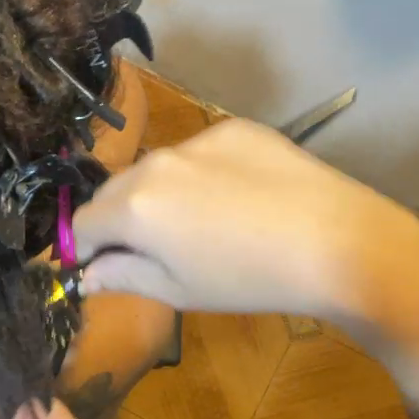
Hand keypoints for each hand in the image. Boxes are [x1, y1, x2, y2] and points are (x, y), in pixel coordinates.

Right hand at [73, 119, 418, 321]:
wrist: (336, 242)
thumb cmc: (247, 280)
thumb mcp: (176, 290)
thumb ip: (121, 277)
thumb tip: (86, 275)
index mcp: (134, 207)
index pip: (82, 223)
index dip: (83, 249)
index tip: (102, 267)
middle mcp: (156, 163)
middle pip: (111, 191)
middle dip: (114, 221)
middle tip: (144, 252)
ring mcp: (197, 140)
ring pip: (152, 170)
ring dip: (152, 197)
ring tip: (193, 227)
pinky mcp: (235, 128)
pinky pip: (194, 154)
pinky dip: (194, 177)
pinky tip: (230, 202)